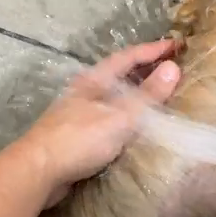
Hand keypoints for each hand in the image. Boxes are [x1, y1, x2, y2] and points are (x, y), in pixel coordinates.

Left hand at [10, 39, 180, 206]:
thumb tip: (173, 67)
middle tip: (173, 69)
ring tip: (160, 97)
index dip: (153, 50)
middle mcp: (86, 92)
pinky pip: (109, 119)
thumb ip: (147, 96)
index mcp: (94, 81)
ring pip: (114, 97)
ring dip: (136, 94)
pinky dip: (127, 117)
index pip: (128, 57)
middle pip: (120, 75)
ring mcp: (79, 114)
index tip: (178, 45)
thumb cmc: (78, 139)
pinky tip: (136, 128)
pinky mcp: (77, 136)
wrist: (37, 171)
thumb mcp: (119, 117)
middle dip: (146, 70)